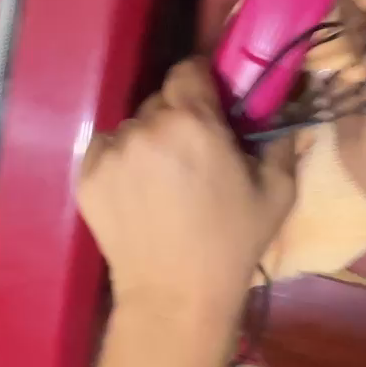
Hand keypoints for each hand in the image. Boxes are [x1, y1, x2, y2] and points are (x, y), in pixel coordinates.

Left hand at [78, 58, 298, 333]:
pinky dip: (119, 160)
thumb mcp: (277, 192)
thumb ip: (279, 139)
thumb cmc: (232, 244)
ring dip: (148, 141)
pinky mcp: (87, 176)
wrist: (175, 297)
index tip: (210, 103)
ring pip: (132, 127)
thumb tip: (276, 108)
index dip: (201, 82)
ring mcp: (111, 152)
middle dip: (177, 117)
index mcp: (193, 121)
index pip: (188, 69)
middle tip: (192, 152)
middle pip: (160, 101)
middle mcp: (146, 126)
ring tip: (162, 180)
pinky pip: (105, 149)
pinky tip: (136, 191)